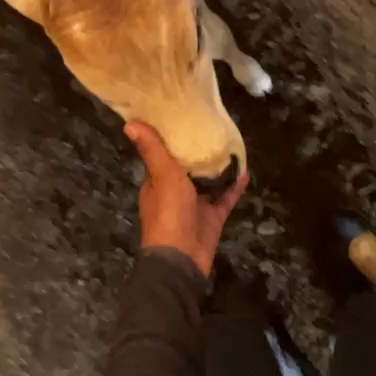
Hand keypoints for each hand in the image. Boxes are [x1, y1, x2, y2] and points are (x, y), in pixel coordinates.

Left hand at [127, 123, 246, 277]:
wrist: (182, 259)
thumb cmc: (168, 213)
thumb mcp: (162, 176)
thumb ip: (152, 150)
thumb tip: (130, 123)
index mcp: (158, 181)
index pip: (164, 154)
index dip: (173, 137)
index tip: (183, 116)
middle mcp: (176, 191)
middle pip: (189, 167)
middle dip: (200, 150)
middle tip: (215, 126)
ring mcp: (196, 205)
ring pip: (209, 182)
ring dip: (220, 168)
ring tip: (234, 146)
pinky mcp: (213, 218)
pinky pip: (225, 198)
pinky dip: (234, 187)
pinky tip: (246, 173)